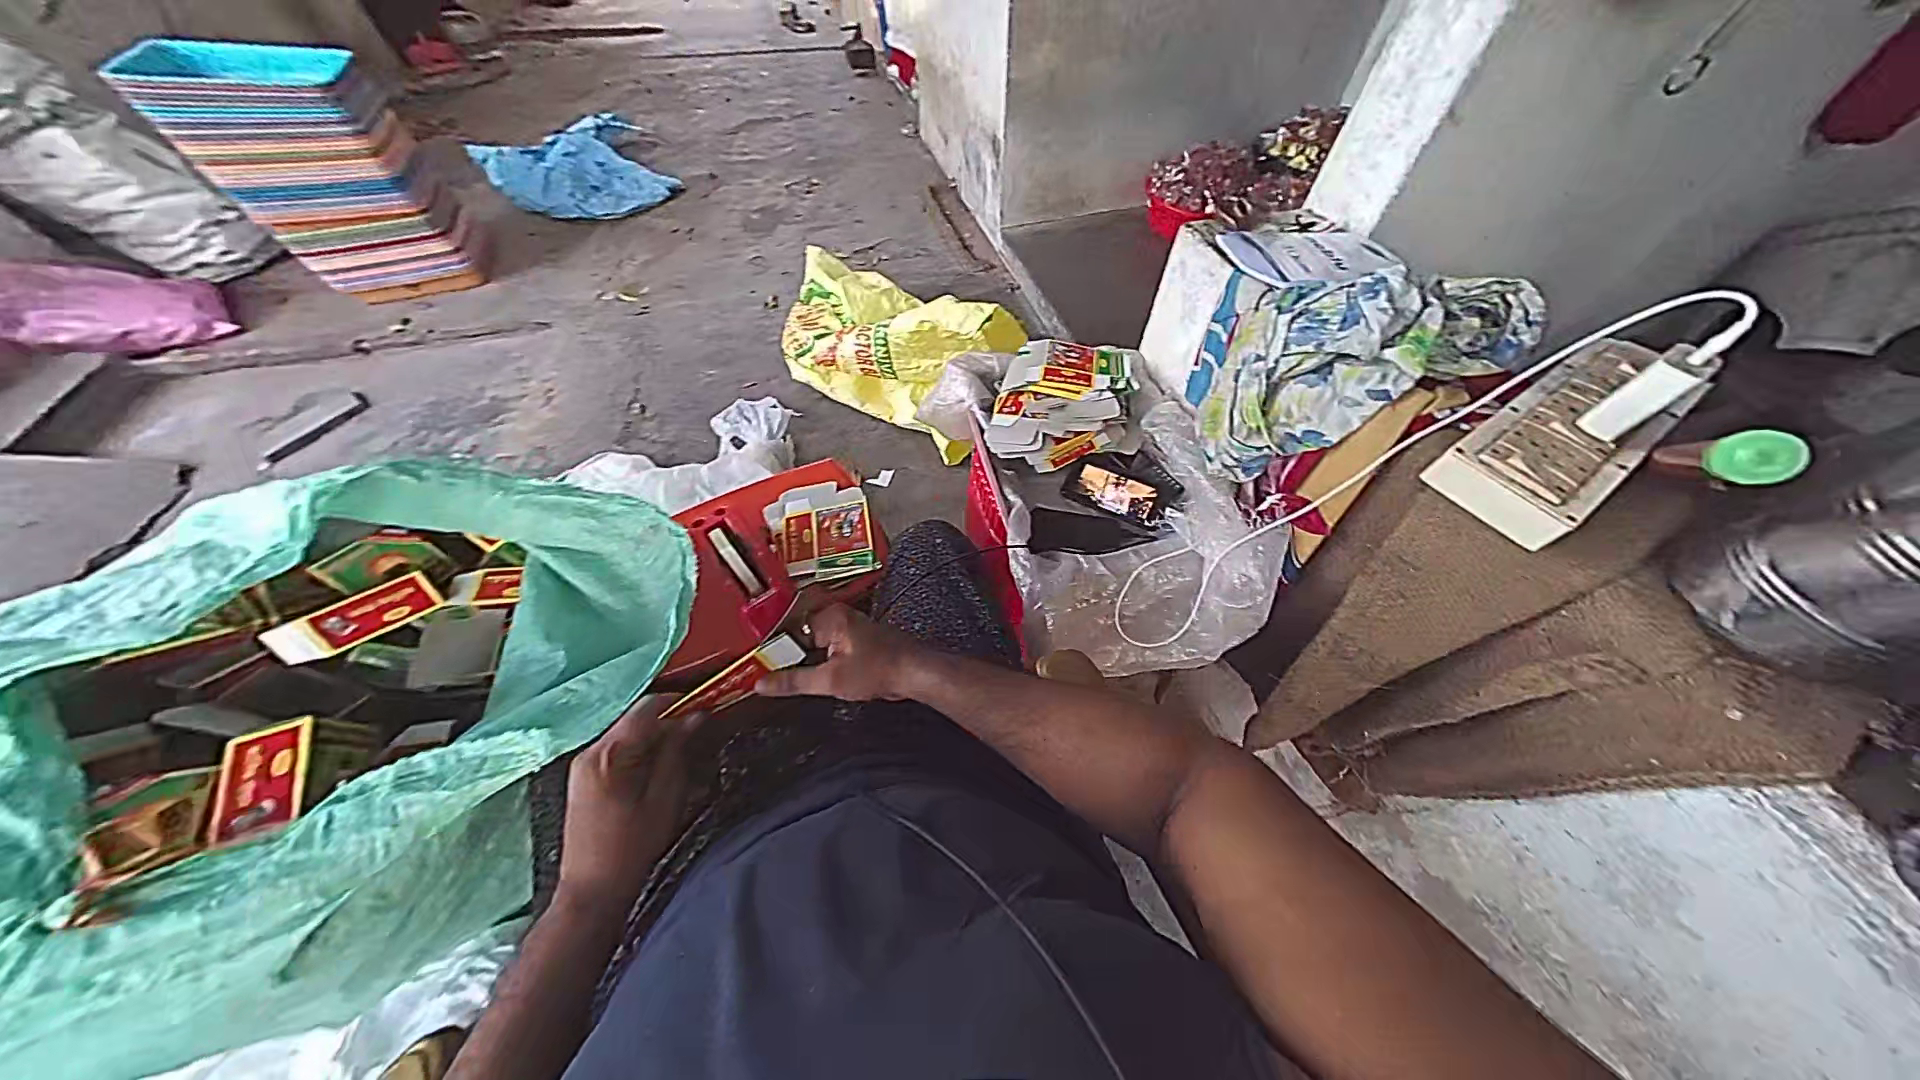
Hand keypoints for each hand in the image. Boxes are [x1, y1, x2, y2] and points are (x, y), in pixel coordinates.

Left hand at [556, 694, 705, 910]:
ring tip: (681, 749)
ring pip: (627, 731)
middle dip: (668, 719)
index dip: (680, 701)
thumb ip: (678, 750)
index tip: (705, 706)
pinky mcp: (582, 775)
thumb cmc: (633, 845)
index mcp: (610, 753)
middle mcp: (591, 750)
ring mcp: (582, 762)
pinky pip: (617, 746)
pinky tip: (657, 765)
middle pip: (636, 717)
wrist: (592, 888)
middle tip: (698, 730)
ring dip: (654, 734)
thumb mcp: (666, 795)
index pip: (648, 706)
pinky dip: (640, 747)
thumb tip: (695, 717)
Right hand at [756, 603, 925, 701]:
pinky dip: (815, 662)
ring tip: (781, 676)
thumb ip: (793, 681)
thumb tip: (763, 684)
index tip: (756, 665)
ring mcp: (847, 628)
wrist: (915, 672)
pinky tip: (810, 676)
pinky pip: (825, 648)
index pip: (786, 629)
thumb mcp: (830, 681)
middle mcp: (837, 616)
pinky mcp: (854, 641)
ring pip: (811, 643)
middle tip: (764, 673)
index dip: (770, 649)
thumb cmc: (882, 668)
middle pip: (797, 635)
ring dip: (800, 660)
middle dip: (784, 655)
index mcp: (829, 617)